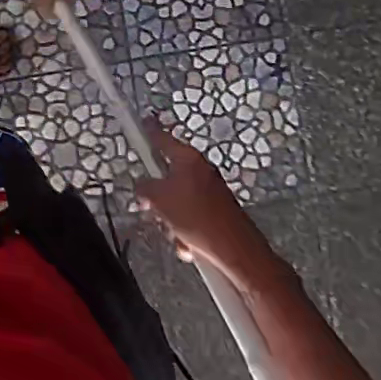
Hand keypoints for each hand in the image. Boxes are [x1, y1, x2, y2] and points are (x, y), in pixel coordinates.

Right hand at [133, 120, 276, 283]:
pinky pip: (193, 217)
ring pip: (178, 199)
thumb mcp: (157, 199)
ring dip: (171, 217)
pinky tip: (188, 244)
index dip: (147, 132)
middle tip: (151, 205)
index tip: (142, 124)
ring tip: (174, 231)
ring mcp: (212, 192)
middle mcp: (202, 171)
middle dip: (158, 194)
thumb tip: (142, 189)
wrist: (238, 255)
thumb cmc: (200, 219)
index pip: (161, 138)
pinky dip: (187, 230)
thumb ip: (143, 188)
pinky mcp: (219, 214)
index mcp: (188, 158)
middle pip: (168, 174)